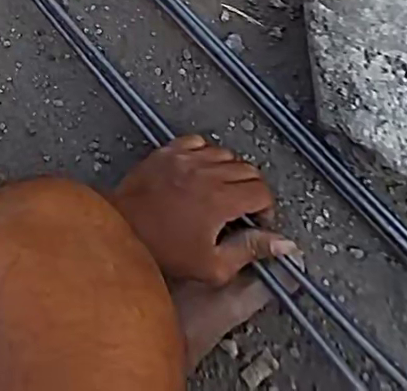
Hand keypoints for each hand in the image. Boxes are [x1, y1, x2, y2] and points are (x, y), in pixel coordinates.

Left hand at [108, 135, 295, 285]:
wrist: (123, 228)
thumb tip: (283, 244)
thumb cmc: (163, 250)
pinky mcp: (167, 151)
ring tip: (221, 191)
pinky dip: (205, 153)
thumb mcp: (214, 265)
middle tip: (243, 209)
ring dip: (230, 170)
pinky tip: (200, 171)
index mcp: (220, 199)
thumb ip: (251, 250)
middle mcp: (205, 172)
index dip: (266, 210)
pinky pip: (196, 141)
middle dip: (252, 190)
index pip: (261, 191)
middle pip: (247, 169)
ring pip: (224, 153)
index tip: (258, 223)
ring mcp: (184, 157)